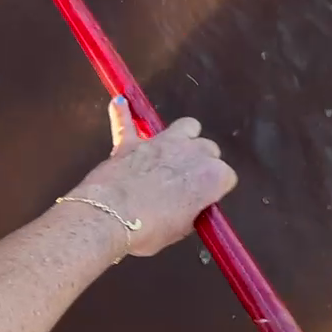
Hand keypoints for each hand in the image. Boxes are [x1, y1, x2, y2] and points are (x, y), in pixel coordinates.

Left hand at [64, 98, 235, 256]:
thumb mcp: (179, 229)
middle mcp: (193, 152)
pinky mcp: (130, 144)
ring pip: (185, 127)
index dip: (209, 190)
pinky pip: (126, 122)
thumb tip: (182, 207)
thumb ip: (188, 211)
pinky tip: (119, 102)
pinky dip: (123, 114)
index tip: (197, 201)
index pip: (224, 177)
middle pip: (206, 149)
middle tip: (180, 184)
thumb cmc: (147, 229)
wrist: (108, 217)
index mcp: (213, 176)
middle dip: (197, 164)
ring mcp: (160, 143)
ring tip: (171, 152)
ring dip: (181, 137)